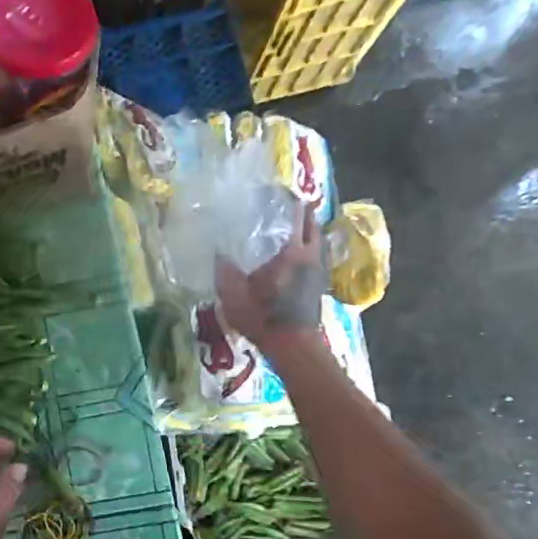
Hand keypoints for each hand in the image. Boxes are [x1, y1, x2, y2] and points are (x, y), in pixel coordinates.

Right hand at [215, 206, 325, 355]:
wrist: (293, 346)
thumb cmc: (264, 317)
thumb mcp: (234, 294)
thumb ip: (225, 271)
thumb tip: (218, 253)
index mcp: (292, 250)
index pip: (296, 215)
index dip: (292, 202)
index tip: (284, 192)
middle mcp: (310, 256)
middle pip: (312, 227)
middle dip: (305, 214)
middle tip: (292, 206)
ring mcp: (318, 273)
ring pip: (317, 244)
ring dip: (309, 234)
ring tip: (293, 231)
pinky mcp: (318, 289)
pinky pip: (315, 261)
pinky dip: (308, 254)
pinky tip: (295, 260)